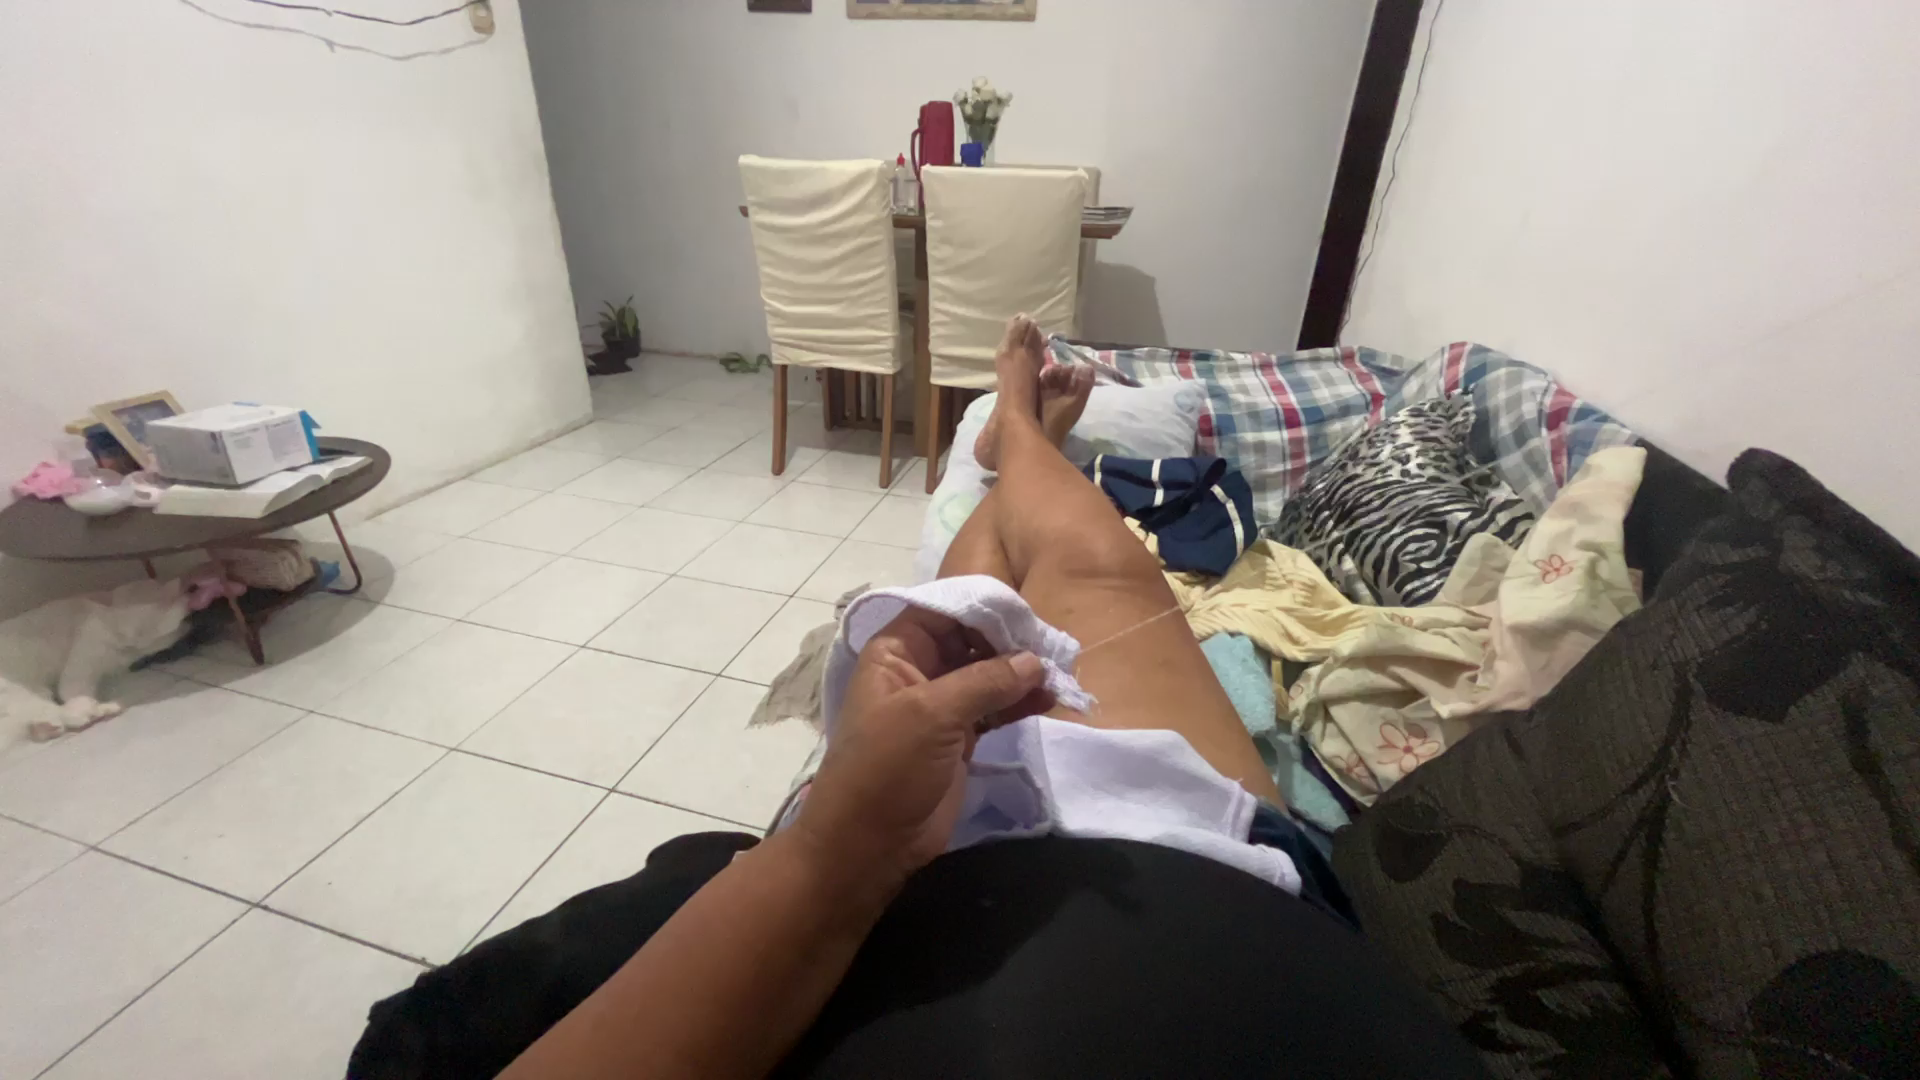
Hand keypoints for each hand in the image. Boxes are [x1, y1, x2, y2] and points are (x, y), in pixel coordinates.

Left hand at [792, 608, 1053, 888]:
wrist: (869, 845)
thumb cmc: (888, 767)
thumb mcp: (932, 714)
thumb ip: (985, 681)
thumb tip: (1034, 660)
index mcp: (897, 650)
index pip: (945, 610)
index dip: (983, 608)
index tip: (1026, 615)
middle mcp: (918, 668)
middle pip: (970, 639)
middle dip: (1009, 641)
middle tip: (1052, 646)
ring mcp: (940, 704)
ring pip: (987, 674)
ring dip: (1020, 673)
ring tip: (1058, 674)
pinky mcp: (959, 737)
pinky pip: (994, 707)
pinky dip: (1019, 702)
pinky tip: (1048, 699)